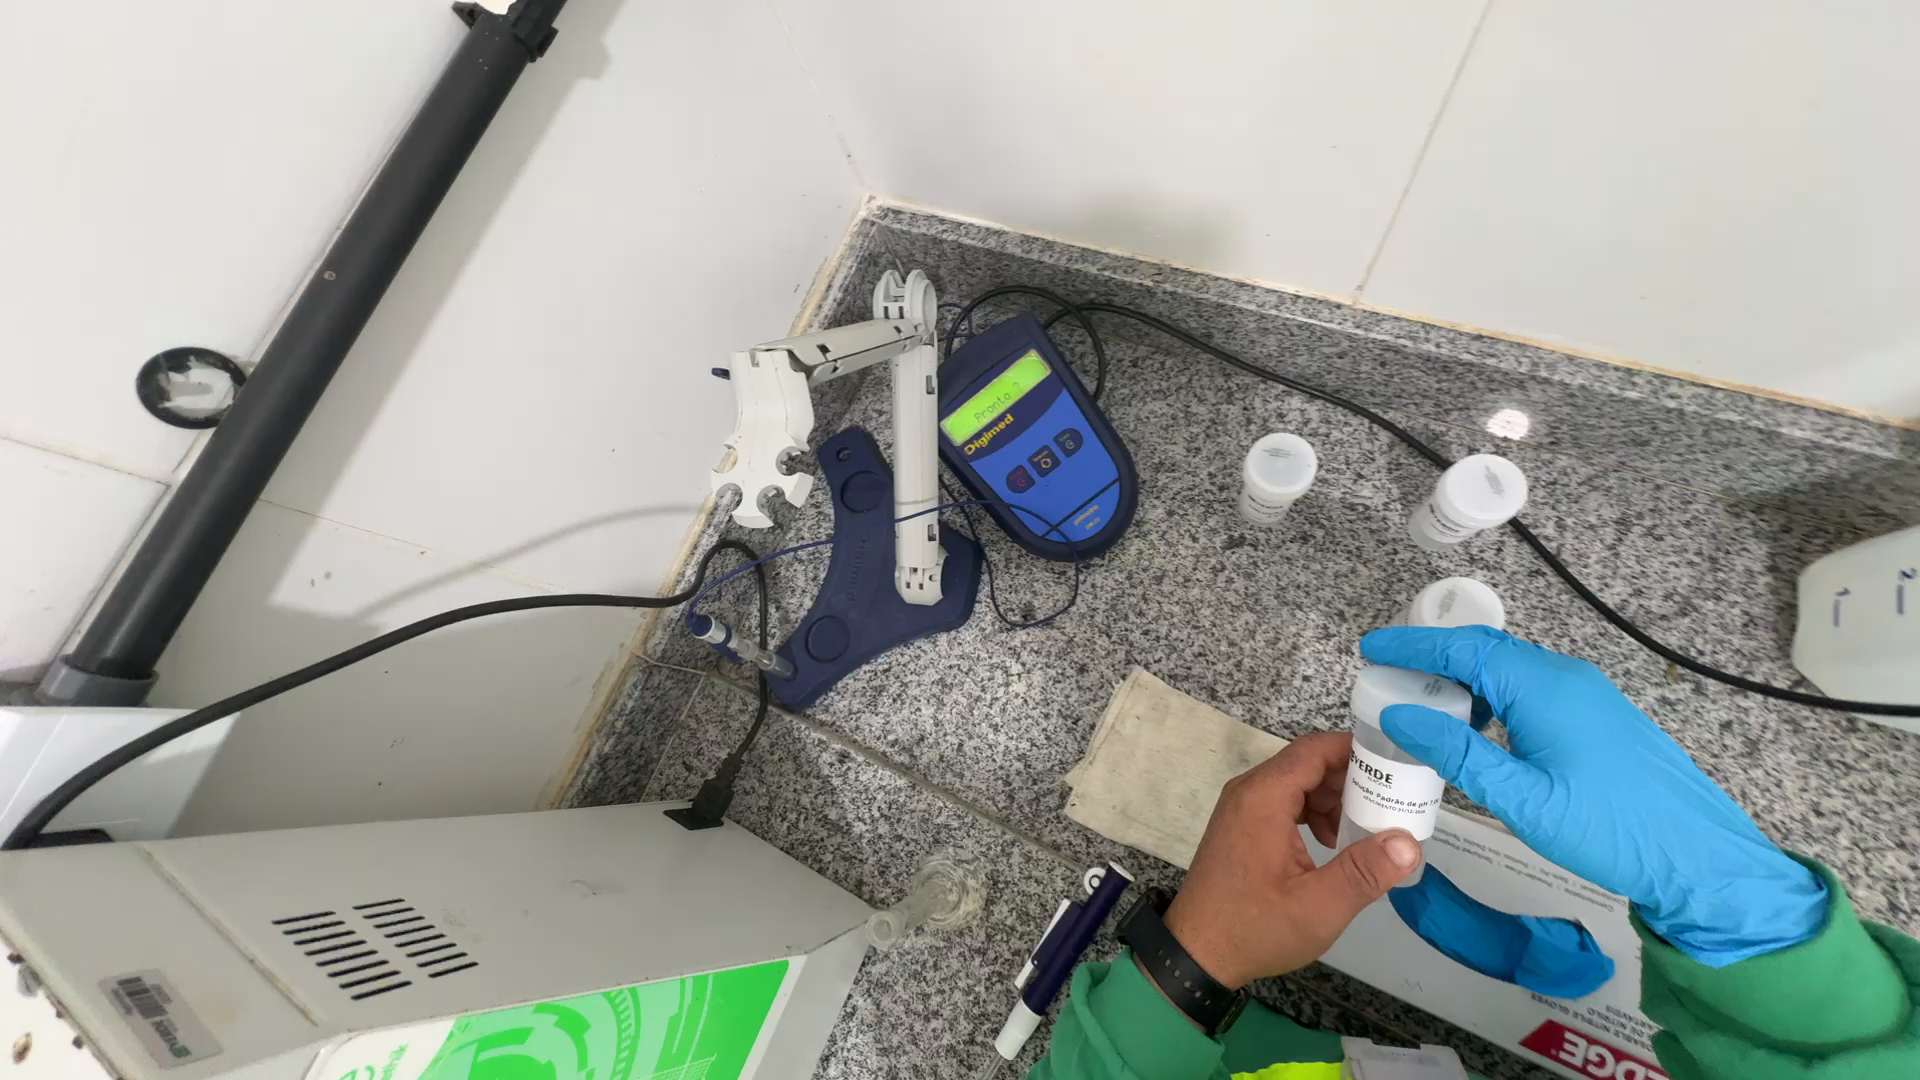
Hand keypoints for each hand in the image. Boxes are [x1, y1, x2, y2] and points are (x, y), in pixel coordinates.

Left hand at [1163, 732, 1423, 988]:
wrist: (1198, 948)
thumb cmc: (1256, 925)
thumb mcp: (1319, 905)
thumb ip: (1364, 870)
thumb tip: (1409, 841)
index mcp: (1264, 797)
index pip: (1312, 750)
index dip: (1354, 749)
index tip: (1394, 762)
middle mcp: (1249, 791)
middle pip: (1305, 764)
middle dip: (1350, 778)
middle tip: (1392, 803)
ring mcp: (1241, 807)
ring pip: (1294, 783)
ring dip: (1331, 798)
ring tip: (1365, 829)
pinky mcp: (1240, 824)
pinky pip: (1280, 801)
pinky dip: (1310, 812)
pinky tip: (1331, 843)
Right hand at [1360, 625, 1826, 966]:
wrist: (1710, 866)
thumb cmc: (1609, 831)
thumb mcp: (1519, 798)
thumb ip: (1454, 751)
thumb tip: (1398, 713)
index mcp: (1542, 688)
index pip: (1460, 649)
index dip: (1409, 646)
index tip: (1367, 648)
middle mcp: (1564, 677)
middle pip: (1482, 649)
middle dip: (1428, 654)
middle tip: (1384, 669)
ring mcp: (1586, 693)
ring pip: (1506, 666)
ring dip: (1458, 673)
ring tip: (1419, 696)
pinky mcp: (1597, 713)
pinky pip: (1527, 684)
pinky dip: (1487, 690)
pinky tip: (1473, 722)